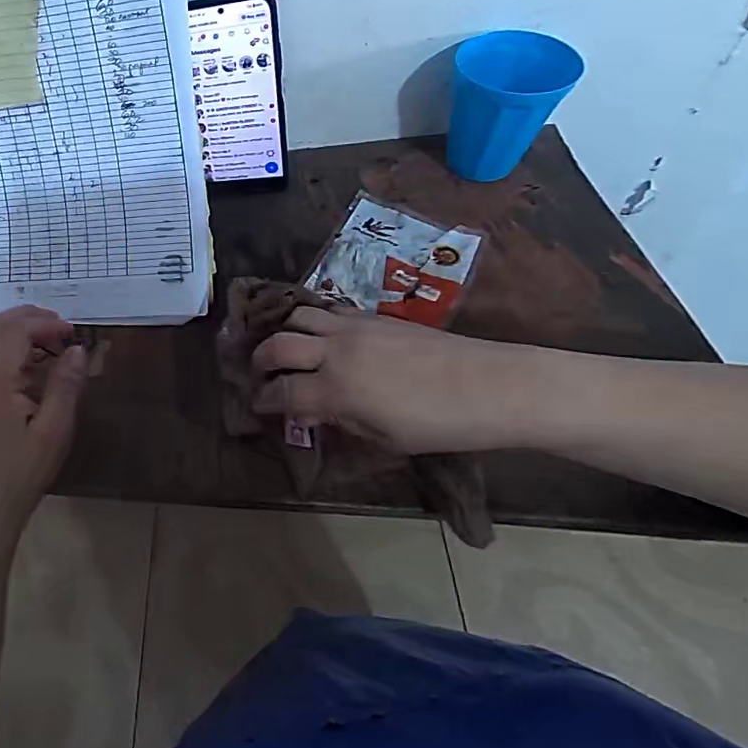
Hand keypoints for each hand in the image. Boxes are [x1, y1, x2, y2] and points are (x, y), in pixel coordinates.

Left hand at [0, 305, 88, 528]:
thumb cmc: (24, 469)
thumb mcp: (55, 429)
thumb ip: (65, 384)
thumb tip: (78, 349)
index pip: (17, 331)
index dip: (47, 324)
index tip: (73, 333)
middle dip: (29, 317)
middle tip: (61, 326)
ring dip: (18, 330)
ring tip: (51, 341)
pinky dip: (9, 347)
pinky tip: (33, 363)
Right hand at [251, 307, 542, 454]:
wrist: (489, 385)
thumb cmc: (438, 424)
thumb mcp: (384, 438)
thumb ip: (340, 420)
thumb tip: (310, 413)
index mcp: (336, 390)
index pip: (281, 392)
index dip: (263, 400)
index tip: (258, 405)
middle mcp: (335, 351)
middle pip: (278, 345)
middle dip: (259, 360)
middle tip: (259, 374)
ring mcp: (353, 327)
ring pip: (298, 316)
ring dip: (284, 332)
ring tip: (285, 348)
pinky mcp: (371, 315)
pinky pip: (327, 310)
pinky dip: (312, 320)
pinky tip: (320, 334)